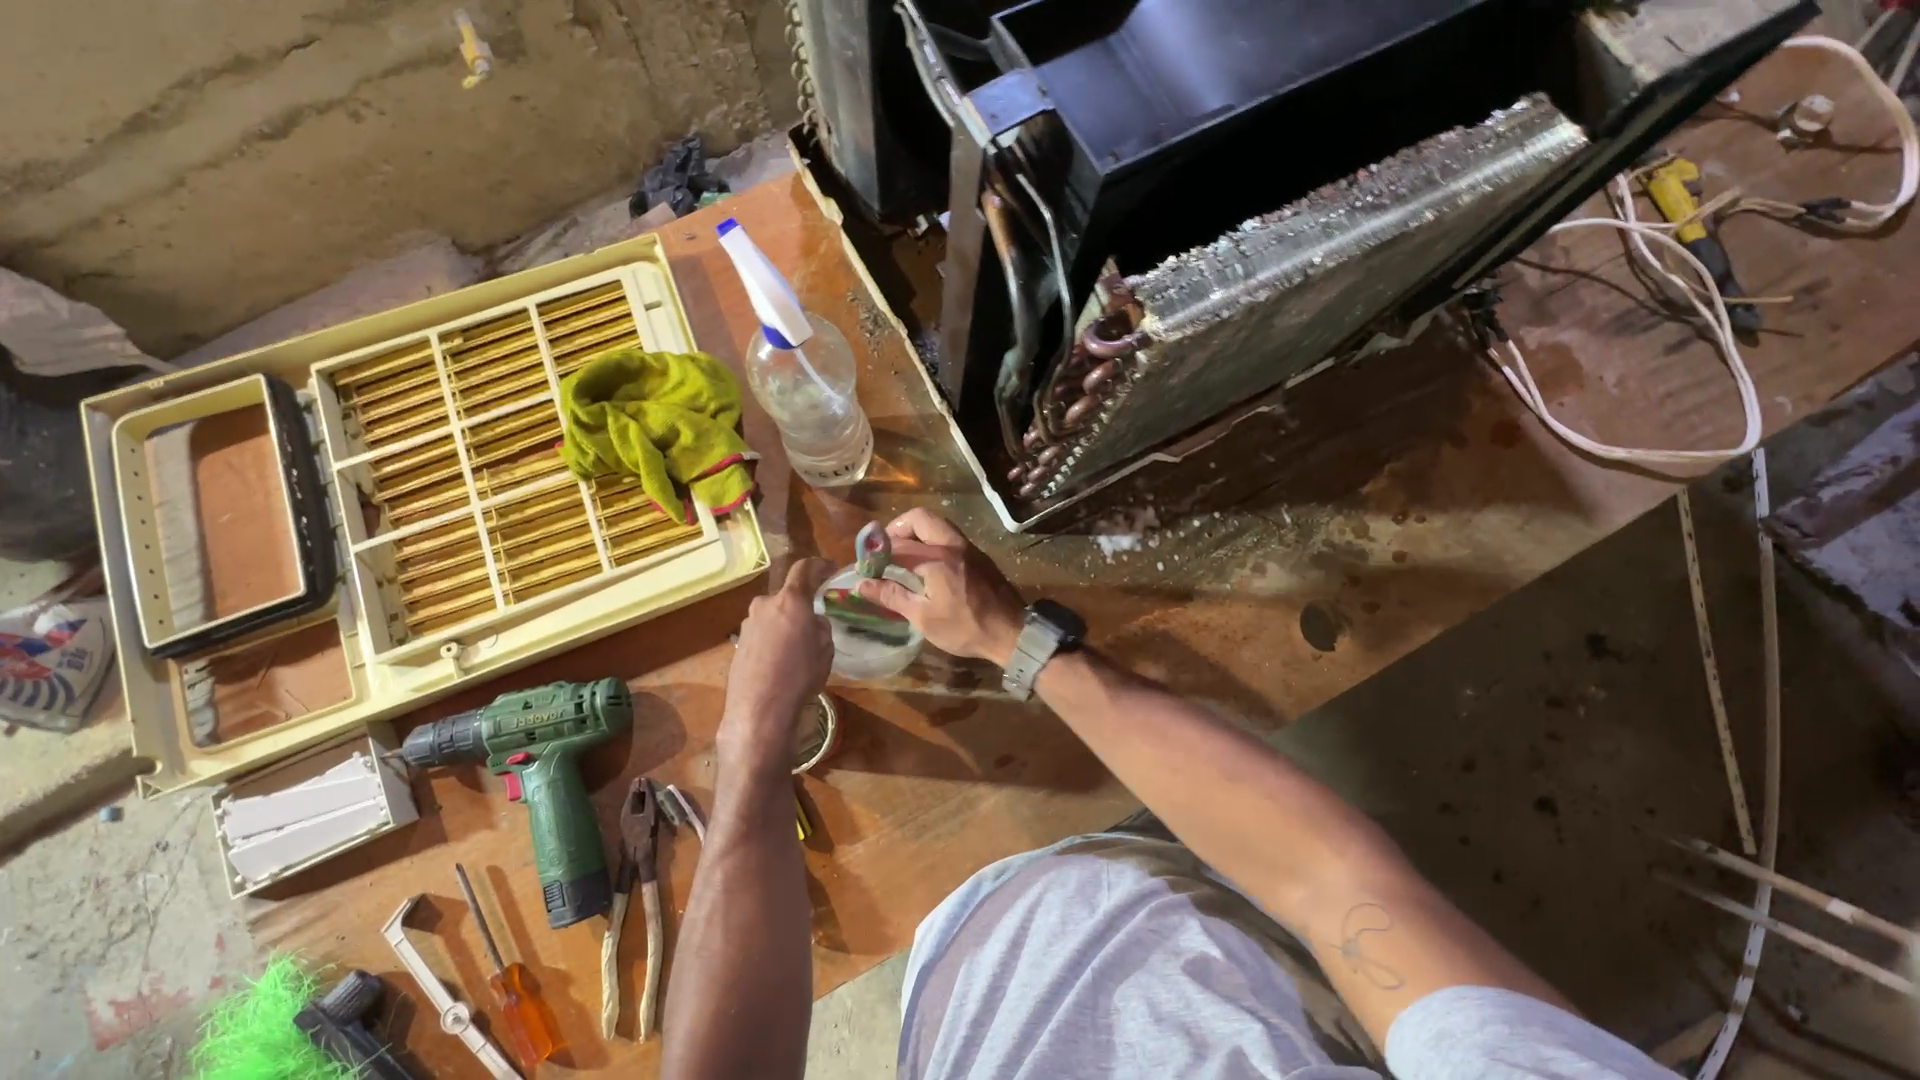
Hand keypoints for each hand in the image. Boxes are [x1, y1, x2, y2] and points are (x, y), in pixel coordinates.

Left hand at [719, 559, 833, 773]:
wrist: (759, 710)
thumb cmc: (799, 677)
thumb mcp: (825, 651)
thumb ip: (821, 627)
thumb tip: (812, 622)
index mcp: (790, 601)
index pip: (804, 569)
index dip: (819, 566)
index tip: (829, 569)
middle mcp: (764, 605)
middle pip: (785, 597)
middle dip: (799, 607)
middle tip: (812, 626)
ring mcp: (747, 624)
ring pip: (772, 617)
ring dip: (784, 626)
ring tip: (795, 652)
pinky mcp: (738, 644)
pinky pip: (762, 634)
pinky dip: (772, 642)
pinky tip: (779, 665)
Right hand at [854, 509, 1025, 664]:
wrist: (1012, 632)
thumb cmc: (965, 628)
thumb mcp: (923, 618)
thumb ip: (892, 596)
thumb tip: (862, 585)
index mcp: (936, 558)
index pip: (897, 544)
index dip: (877, 552)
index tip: (866, 565)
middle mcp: (952, 544)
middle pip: (920, 517)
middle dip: (899, 528)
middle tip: (888, 550)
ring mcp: (969, 547)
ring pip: (938, 524)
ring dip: (918, 533)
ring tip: (906, 557)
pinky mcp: (979, 555)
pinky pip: (950, 536)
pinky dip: (934, 540)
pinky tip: (929, 565)